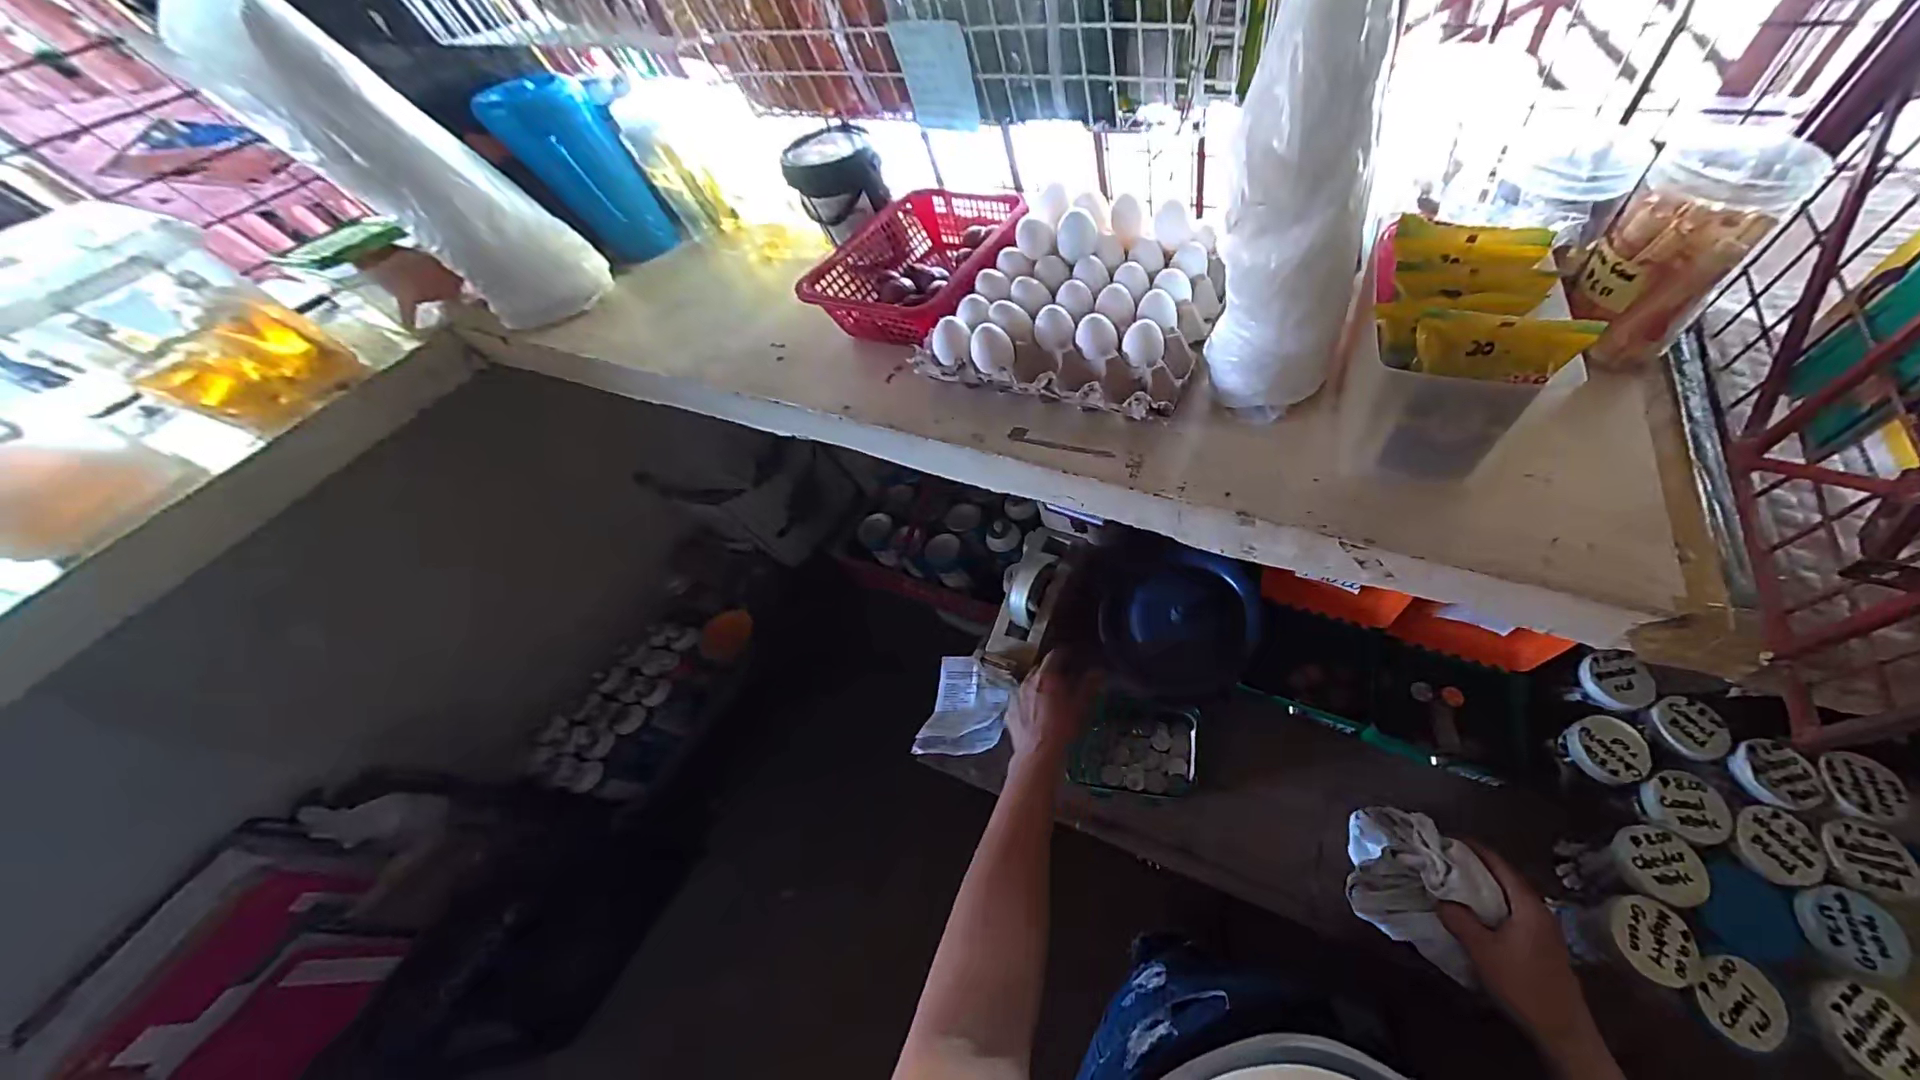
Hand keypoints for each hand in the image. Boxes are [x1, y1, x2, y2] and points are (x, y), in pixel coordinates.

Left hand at [1006, 648, 1099, 767]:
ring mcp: (1015, 696)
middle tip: (1065, 679)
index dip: (1066, 654)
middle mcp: (1027, 681)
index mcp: (1046, 675)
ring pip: (1029, 684)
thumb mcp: (1081, 706)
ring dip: (1039, 686)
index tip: (1074, 656)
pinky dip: (1029, 701)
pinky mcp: (1009, 711)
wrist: (1037, 754)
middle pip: (1041, 668)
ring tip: (1051, 697)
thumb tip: (1098, 672)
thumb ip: (1089, 686)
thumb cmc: (1063, 728)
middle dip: (1052, 671)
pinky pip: (1021, 700)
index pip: (1055, 655)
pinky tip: (1036, 713)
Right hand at [1438, 842, 1620, 1079]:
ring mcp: (1544, 928)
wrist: (1562, 1029)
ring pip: (1509, 894)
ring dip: (1484, 884)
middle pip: (1505, 877)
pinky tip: (1476, 910)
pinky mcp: (1542, 943)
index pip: (1499, 864)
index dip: (1473, 849)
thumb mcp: (1482, 949)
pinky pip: (1513, 909)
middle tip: (1444, 859)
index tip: (1446, 840)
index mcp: (1528, 906)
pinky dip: (1493, 901)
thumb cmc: (1521, 983)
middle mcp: (1540, 910)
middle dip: (1476, 865)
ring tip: (1455, 881)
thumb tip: (1440, 898)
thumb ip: (1458, 918)